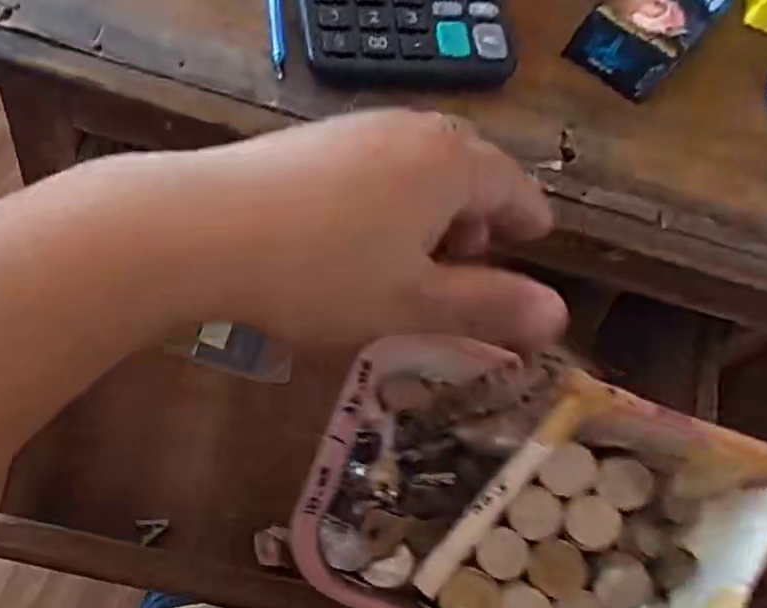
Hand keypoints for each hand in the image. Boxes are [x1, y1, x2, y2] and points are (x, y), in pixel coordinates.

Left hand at [73, 110, 567, 352]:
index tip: (535, 239)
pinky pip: (365, 177)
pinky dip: (378, 209)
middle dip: (474, 219)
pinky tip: (352, 242)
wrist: (209, 231)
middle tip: (469, 262)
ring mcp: (353, 132)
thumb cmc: (322, 275)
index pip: (513, 189)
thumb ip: (482, 307)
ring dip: (423, 216)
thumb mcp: (409, 303)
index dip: (527, 221)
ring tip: (411, 260)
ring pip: (411, 174)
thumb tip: (557, 317)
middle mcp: (410, 131)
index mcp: (452, 163)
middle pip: (464, 173)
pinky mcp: (306, 147)